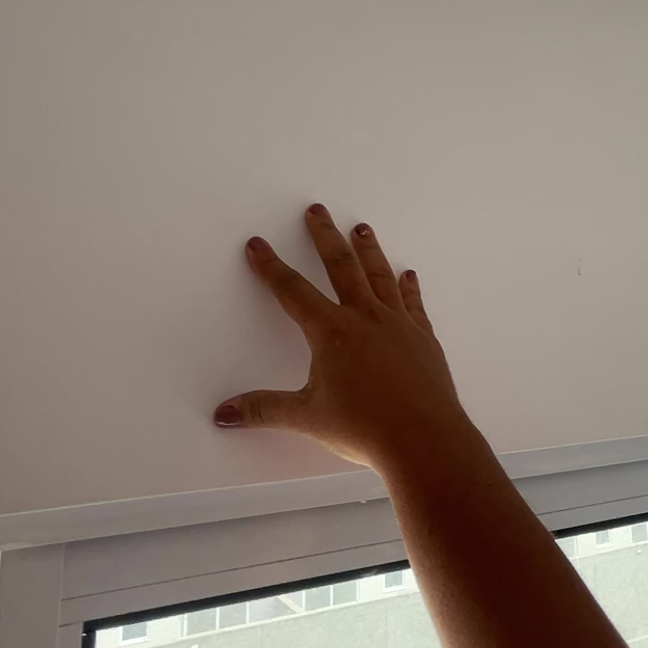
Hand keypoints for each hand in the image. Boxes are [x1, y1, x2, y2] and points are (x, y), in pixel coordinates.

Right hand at [216, 204, 482, 473]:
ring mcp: (398, 323)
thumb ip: (264, 410)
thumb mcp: (307, 418)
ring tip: (361, 227)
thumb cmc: (364, 428)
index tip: (259, 244)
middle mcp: (365, 317)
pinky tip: (408, 273)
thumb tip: (223, 414)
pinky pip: (413, 302)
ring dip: (368, 250)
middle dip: (324, 237)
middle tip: (317, 210)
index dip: (271, 267)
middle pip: (341, 267)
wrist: (424, 437)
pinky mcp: (423, 336)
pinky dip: (408, 286)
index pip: (293, 292)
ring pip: (379, 275)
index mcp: (332, 332)